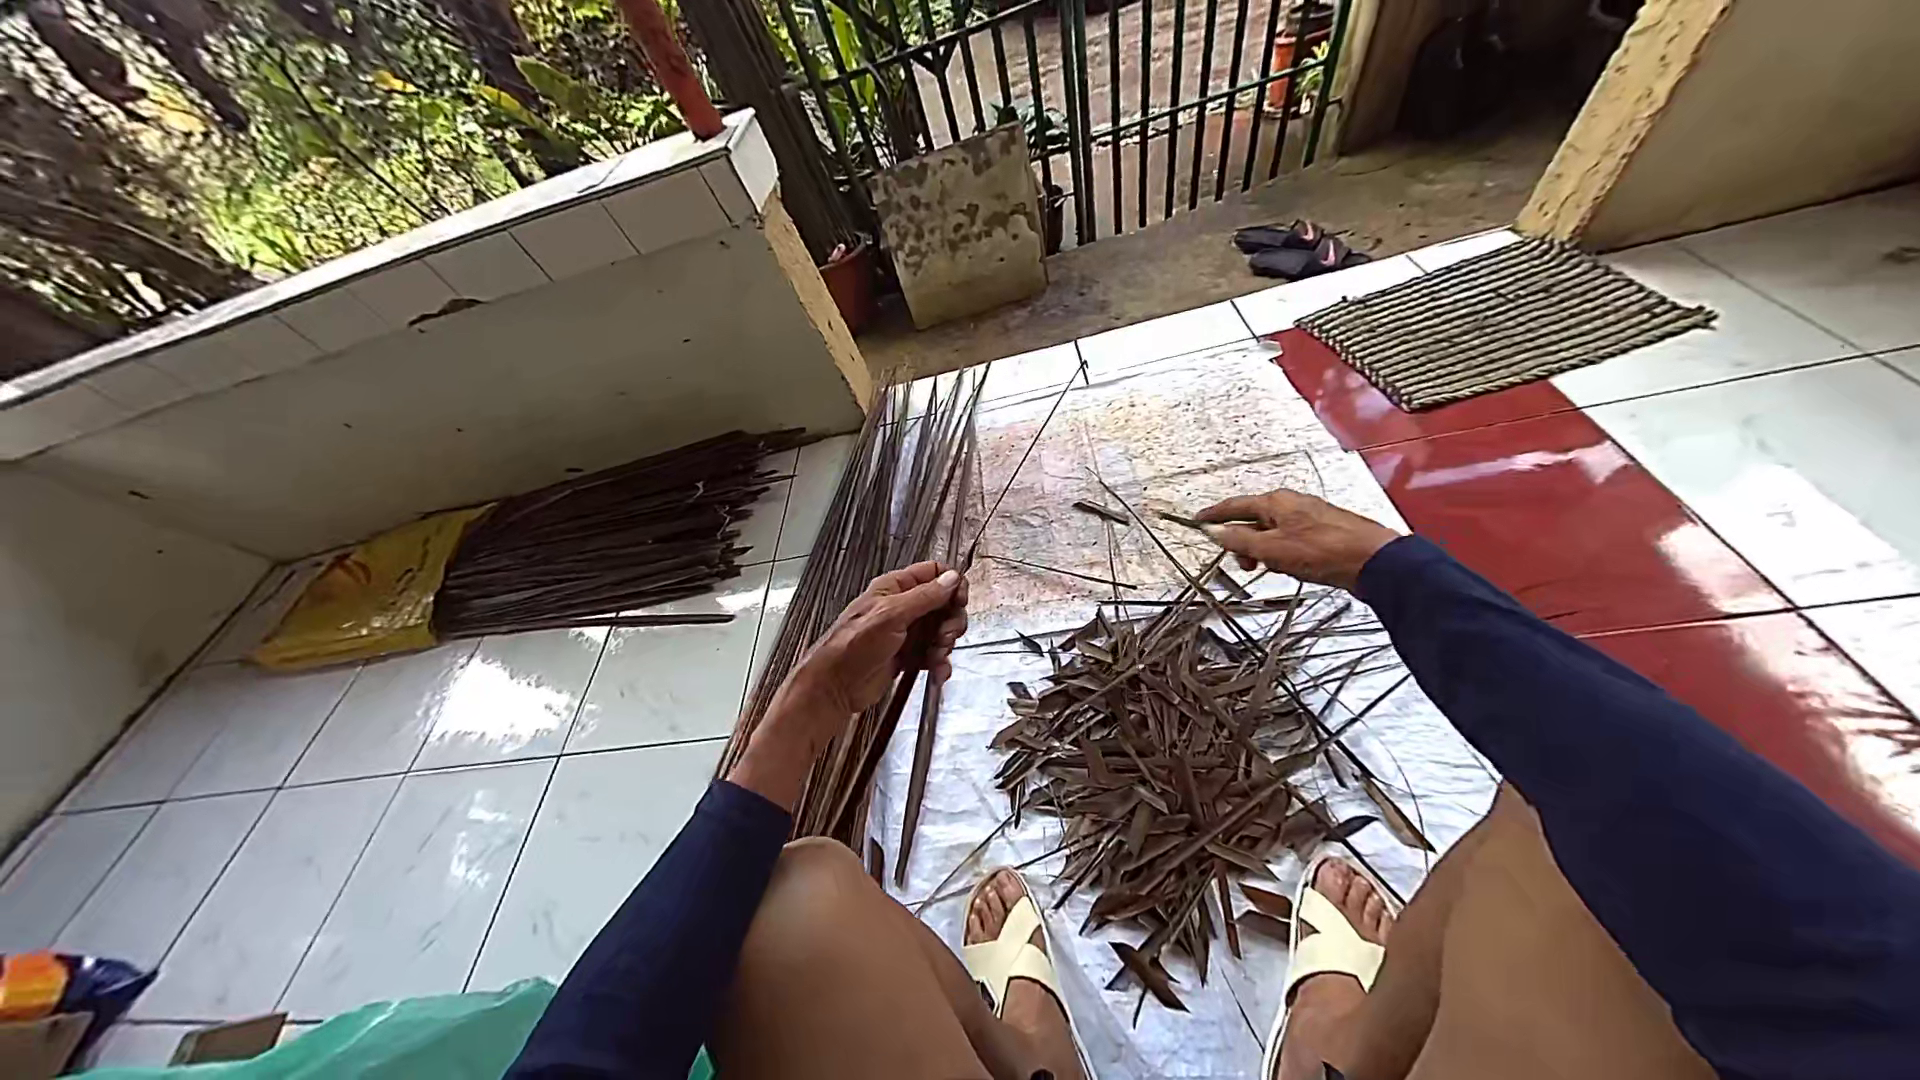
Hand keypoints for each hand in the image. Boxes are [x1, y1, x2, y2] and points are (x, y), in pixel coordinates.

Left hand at [729, 561, 968, 810]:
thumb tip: (951, 579)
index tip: (959, 601)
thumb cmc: (852, 646)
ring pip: (941, 631)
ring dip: (945, 645)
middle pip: (943, 604)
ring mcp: (906, 632)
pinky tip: (937, 671)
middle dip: (951, 621)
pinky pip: (934, 654)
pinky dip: (939, 663)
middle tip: (945, 635)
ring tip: (936, 656)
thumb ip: (925, 596)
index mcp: (895, 588)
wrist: (834, 687)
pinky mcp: (908, 656)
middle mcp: (902, 607)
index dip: (952, 585)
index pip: (934, 574)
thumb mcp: (891, 615)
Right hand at [1195, 488, 1400, 590]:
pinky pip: (1289, 538)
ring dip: (1262, 550)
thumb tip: (1214, 531)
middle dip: (1242, 542)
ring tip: (1269, 568)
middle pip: (1253, 519)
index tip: (1199, 520)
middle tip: (1242, 562)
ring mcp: (1309, 516)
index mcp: (1276, 502)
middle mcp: (1292, 503)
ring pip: (1272, 531)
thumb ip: (1238, 541)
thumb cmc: (1325, 551)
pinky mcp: (1323, 531)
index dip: (1214, 515)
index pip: (1234, 505)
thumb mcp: (1270, 550)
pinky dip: (1280, 551)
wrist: (1374, 562)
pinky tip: (1289, 566)